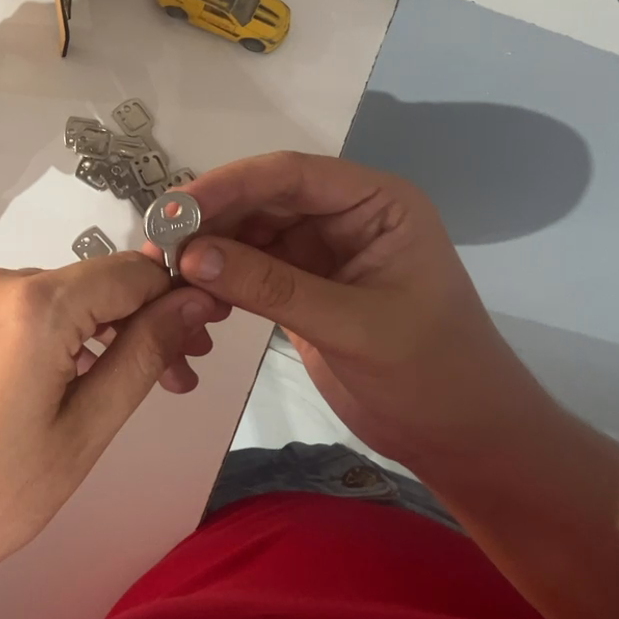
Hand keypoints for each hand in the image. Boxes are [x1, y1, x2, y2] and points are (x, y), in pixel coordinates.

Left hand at [0, 255, 228, 567]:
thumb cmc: (5, 487)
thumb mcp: (91, 423)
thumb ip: (146, 350)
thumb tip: (194, 299)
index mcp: (33, 305)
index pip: (127, 272)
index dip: (170, 297)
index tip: (197, 335)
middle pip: (88, 283)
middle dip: (134, 320)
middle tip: (171, 373)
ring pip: (50, 294)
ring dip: (87, 327)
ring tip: (109, 383)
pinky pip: (9, 307)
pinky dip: (39, 330)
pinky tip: (51, 377)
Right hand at [170, 152, 554, 468]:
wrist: (462, 442)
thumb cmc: (433, 376)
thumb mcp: (353, 326)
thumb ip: (270, 287)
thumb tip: (189, 256)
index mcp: (375, 203)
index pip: (289, 175)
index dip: (228, 185)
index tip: (175, 211)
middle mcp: (342, 215)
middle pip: (258, 200)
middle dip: (208, 220)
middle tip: (156, 247)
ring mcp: (317, 251)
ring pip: (245, 233)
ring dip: (205, 251)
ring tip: (163, 274)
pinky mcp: (297, 285)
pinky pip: (244, 268)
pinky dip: (215, 280)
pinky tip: (188, 295)